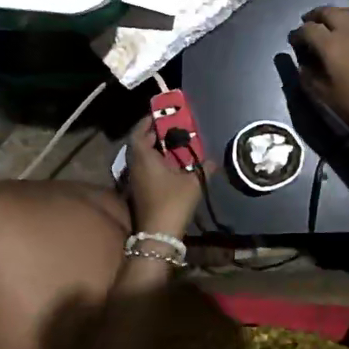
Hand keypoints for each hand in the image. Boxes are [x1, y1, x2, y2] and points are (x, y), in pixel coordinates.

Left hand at [124, 118, 204, 234]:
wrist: (158, 234)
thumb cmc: (173, 202)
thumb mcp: (193, 182)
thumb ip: (204, 167)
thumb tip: (214, 160)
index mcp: (144, 157)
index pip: (138, 132)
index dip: (147, 121)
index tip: (159, 114)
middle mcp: (134, 165)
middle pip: (138, 143)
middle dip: (151, 133)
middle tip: (169, 127)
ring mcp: (134, 179)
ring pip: (140, 156)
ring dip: (153, 148)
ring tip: (172, 144)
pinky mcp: (138, 190)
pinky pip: (143, 168)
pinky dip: (153, 161)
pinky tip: (170, 164)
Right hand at [288, 6, 348, 132]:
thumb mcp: (326, 96)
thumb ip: (309, 77)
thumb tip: (303, 65)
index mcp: (331, 43)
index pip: (308, 29)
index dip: (297, 34)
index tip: (293, 41)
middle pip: (327, 12)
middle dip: (314, 16)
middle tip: (307, 24)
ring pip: (346, 11)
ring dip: (333, 14)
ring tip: (327, 23)